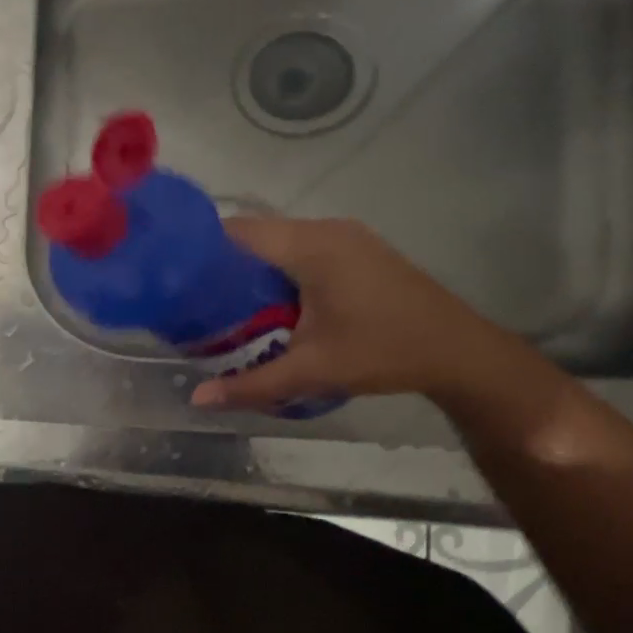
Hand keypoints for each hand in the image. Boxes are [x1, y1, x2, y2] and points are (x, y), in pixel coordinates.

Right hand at [190, 217, 528, 409]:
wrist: (463, 354)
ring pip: (275, 241)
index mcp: (311, 247)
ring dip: (244, 267)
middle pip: (252, 234)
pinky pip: (297, 248)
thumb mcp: (313, 370)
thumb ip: (250, 384)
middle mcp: (326, 231)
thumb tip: (196, 400)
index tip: (168, 277)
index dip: (198, 249)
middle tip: (184, 297)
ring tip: (214, 302)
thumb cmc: (385, 352)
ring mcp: (345, 237)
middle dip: (216, 262)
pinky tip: (260, 302)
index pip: (236, 231)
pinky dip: (272, 269)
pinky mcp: (356, 250)